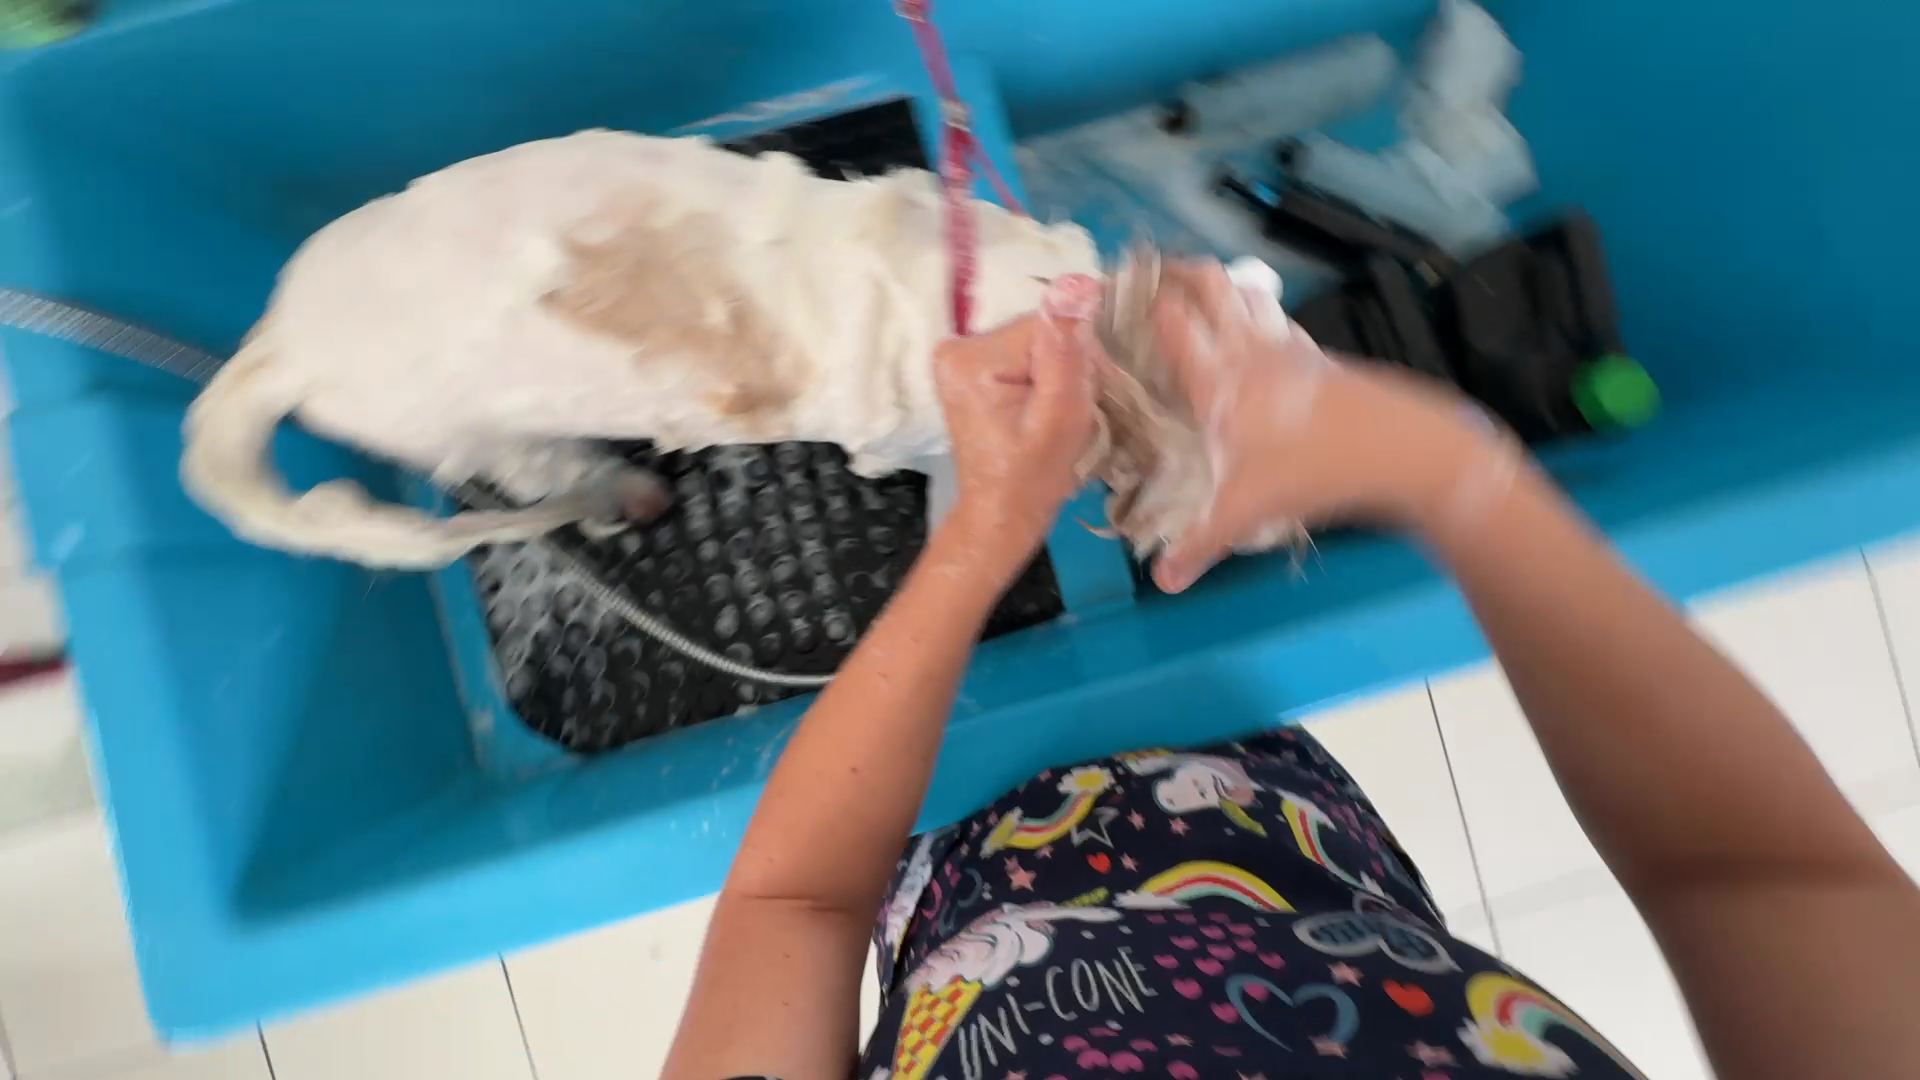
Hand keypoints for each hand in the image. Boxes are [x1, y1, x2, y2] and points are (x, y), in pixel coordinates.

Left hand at [931, 275, 1102, 582]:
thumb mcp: (1060, 415)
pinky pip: (1025, 354)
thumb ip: (1065, 350)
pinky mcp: (970, 367)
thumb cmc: (1033, 475)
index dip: (1076, 362)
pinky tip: (1037, 411)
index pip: (1050, 326)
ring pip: (1038, 343)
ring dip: (1056, 376)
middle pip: (1041, 331)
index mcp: (971, 355)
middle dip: (1065, 369)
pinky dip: (1042, 380)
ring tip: (1049, 418)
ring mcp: (959, 356)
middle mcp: (957, 345)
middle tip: (1061, 415)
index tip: (1070, 403)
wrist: (1002, 512)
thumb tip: (1076, 283)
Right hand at [1149, 259, 1521, 592]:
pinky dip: (1253, 311)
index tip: (1111, 290)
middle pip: (1210, 284)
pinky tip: (1251, 333)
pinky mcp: (1318, 355)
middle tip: (1149, 274)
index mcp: (1221, 378)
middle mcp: (1250, 350)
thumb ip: (1198, 546)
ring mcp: (1289, 346)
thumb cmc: (1316, 471)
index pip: (1171, 322)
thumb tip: (1161, 583)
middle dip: (1176, 270)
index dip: (1140, 300)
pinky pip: (1275, 317)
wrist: (1409, 450)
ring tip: (1193, 293)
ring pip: (1246, 291)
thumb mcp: (1247, 512)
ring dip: (1216, 284)